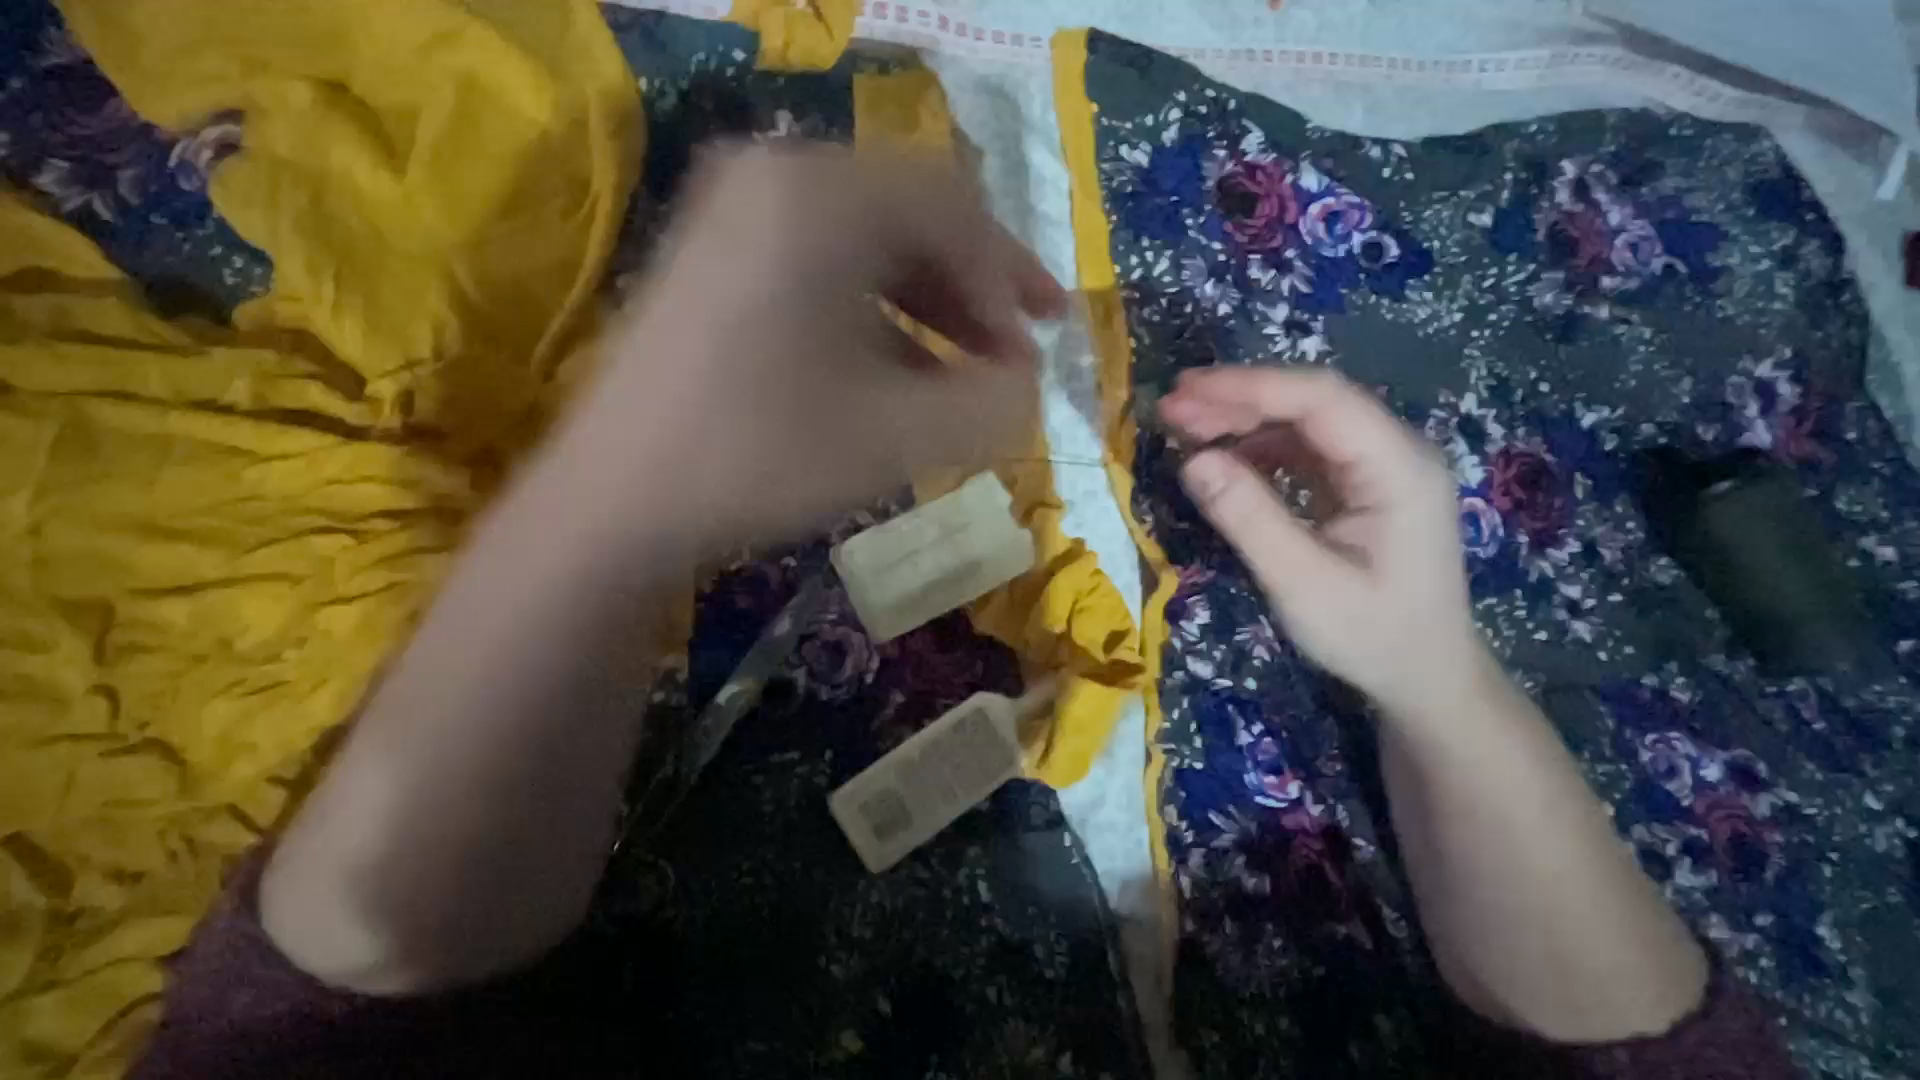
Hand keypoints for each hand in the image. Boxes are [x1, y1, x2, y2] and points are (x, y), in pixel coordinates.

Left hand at [560, 142, 1065, 550]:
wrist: (613, 503)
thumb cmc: (760, 459)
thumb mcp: (898, 438)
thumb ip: (992, 406)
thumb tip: (1030, 384)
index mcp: (820, 197)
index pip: (953, 209)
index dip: (1010, 280)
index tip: (1040, 349)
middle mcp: (774, 179)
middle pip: (911, 216)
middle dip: (974, 289)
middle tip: (1016, 353)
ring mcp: (735, 214)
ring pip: (867, 243)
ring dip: (929, 305)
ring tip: (966, 372)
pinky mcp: (714, 257)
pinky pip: (821, 265)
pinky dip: (874, 313)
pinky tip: (899, 373)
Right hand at [1159, 367, 1493, 719]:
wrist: (1424, 677)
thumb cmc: (1371, 636)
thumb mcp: (1302, 583)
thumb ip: (1248, 518)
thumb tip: (1192, 461)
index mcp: (1398, 468)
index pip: (1321, 400)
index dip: (1249, 388)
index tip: (1185, 392)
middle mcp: (1394, 452)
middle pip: (1311, 402)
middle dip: (1237, 399)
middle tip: (1169, 408)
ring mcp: (1378, 467)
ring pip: (1303, 422)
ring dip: (1242, 420)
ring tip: (1183, 428)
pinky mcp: (1359, 485)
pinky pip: (1304, 450)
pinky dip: (1257, 448)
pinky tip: (1221, 458)